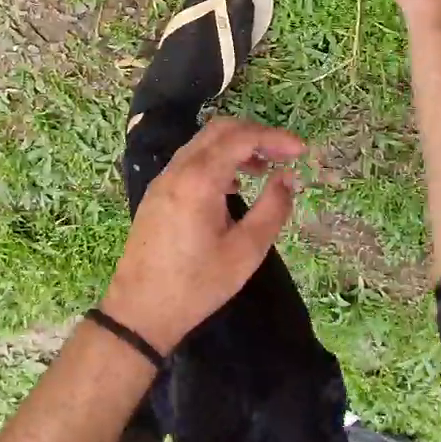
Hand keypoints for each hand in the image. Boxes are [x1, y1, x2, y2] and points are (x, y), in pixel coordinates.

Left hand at [100, 118, 304, 353]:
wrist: (140, 311)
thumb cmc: (197, 284)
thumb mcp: (245, 251)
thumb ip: (272, 209)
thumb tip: (288, 177)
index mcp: (199, 179)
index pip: (241, 138)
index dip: (274, 137)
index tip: (301, 150)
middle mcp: (178, 169)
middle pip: (220, 130)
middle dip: (256, 134)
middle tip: (284, 153)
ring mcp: (163, 179)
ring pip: (203, 142)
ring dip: (236, 146)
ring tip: (264, 169)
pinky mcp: (158, 193)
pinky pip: (191, 160)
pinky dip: (217, 159)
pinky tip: (233, 186)